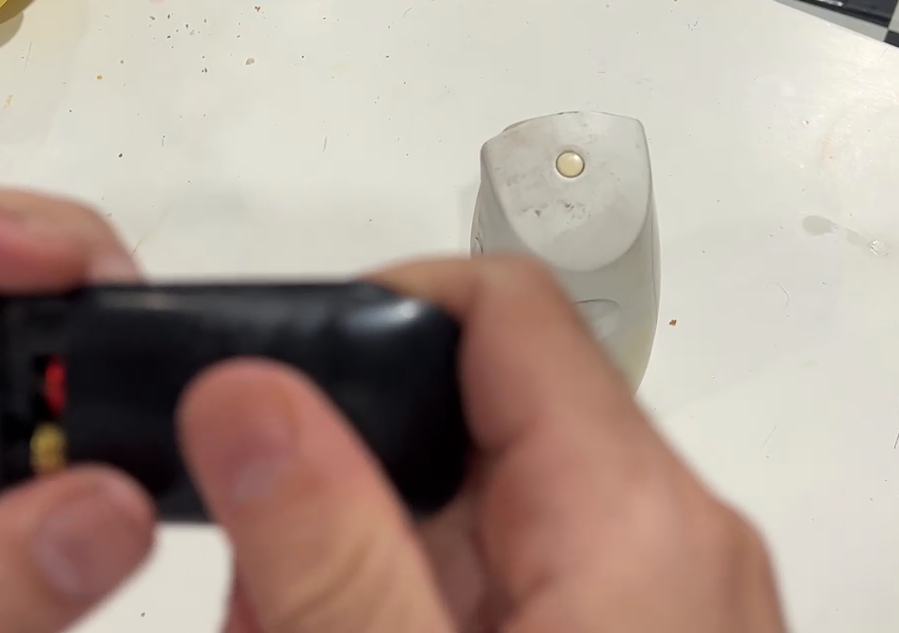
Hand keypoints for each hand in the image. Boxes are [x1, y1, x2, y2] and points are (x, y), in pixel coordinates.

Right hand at [176, 255, 786, 632]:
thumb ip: (320, 546)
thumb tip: (241, 388)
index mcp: (631, 508)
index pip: (505, 302)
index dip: (390, 299)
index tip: (289, 375)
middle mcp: (657, 526)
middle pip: (475, 398)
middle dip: (345, 454)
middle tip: (262, 556)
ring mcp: (640, 586)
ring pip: (465, 486)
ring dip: (356, 537)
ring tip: (286, 624)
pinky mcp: (610, 631)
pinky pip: (485, 562)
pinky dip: (396, 588)